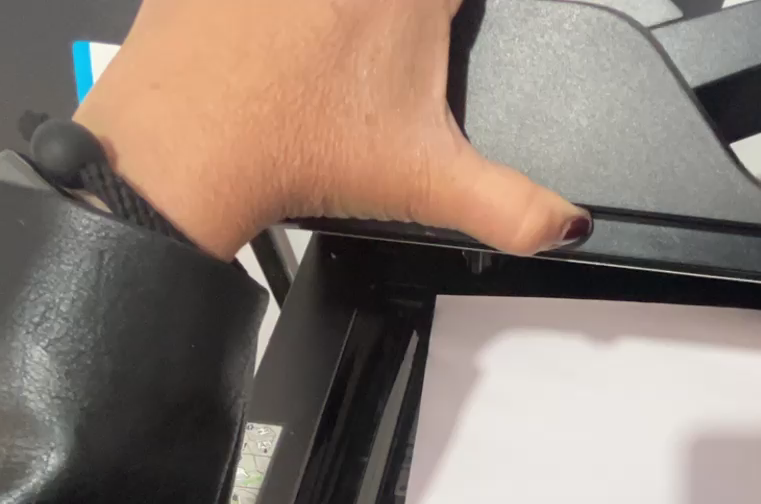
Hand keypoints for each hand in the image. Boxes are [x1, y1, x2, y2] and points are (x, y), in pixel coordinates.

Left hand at [73, 0, 589, 258]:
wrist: (193, 144)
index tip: (451, 30)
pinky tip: (306, 36)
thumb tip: (567, 225)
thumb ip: (511, 209)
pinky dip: (305, 14)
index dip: (458, 15)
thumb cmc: (301, 149)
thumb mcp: (429, 187)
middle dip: (414, 21)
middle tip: (402, 55)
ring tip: (357, 57)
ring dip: (363, 19)